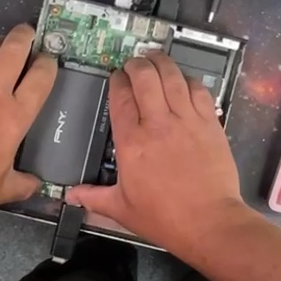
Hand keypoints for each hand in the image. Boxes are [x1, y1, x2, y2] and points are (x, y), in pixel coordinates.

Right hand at [68, 52, 248, 254]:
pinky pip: (199, 90)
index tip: (116, 77)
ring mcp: (187, 121)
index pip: (121, 98)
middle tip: (135, 64)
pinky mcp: (210, 123)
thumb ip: (94, 197)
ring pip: (173, 77)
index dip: (117, 81)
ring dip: (162, 63)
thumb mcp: (122, 209)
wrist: (209, 222)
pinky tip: (184, 80)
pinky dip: (190, 80)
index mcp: (132, 142)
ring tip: (156, 58)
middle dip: (137, 65)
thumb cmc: (164, 218)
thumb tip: (70, 196)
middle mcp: (158, 124)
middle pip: (146, 78)